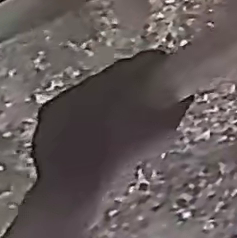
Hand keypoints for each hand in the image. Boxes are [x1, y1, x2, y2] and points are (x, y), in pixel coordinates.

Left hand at [30, 51, 190, 202]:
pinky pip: (73, 107)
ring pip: (96, 89)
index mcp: (128, 76)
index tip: (171, 80)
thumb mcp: (166, 128)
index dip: (163, 68)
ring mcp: (70, 95)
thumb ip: (177, 106)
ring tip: (120, 123)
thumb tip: (186, 95)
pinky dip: (84, 116)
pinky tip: (93, 134)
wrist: (79, 178)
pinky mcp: (50, 113)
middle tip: (149, 103)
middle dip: (135, 84)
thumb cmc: (129, 151)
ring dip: (109, 100)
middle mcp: (97, 78)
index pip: (150, 59)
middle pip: (122, 72)